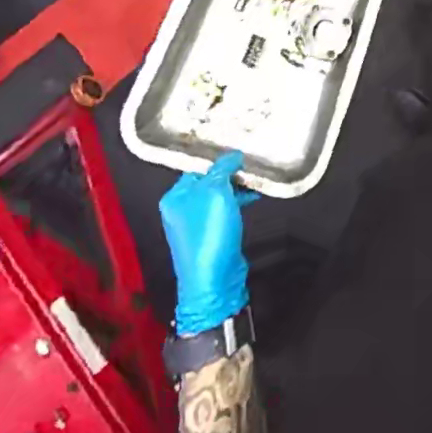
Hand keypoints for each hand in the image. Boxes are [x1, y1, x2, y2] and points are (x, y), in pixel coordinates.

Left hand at [159, 152, 258, 334]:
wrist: (214, 281)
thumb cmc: (209, 232)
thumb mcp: (216, 193)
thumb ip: (223, 169)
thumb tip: (233, 154)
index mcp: (175, 197)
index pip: (198, 168)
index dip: (219, 159)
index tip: (240, 151)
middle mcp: (182, 209)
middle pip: (209, 181)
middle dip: (230, 173)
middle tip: (251, 164)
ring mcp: (197, 224)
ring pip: (219, 196)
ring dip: (237, 187)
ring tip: (256, 179)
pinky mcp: (213, 235)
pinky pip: (226, 210)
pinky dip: (239, 202)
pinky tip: (254, 197)